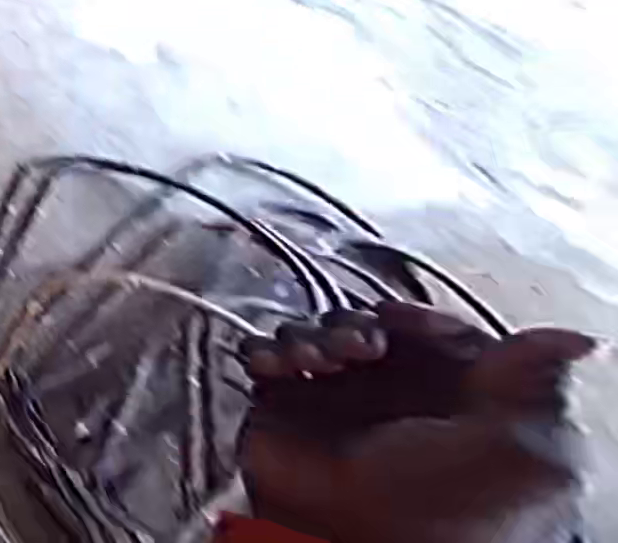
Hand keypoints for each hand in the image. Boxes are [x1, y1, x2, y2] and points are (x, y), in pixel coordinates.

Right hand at [239, 302, 595, 542]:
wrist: (358, 537)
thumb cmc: (453, 502)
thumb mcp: (518, 454)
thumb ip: (532, 389)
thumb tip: (577, 336)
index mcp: (457, 401)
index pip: (439, 336)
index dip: (419, 319)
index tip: (397, 319)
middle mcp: (396, 392)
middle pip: (365, 326)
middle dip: (349, 325)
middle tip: (352, 348)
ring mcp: (333, 393)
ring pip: (310, 333)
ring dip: (304, 336)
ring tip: (308, 362)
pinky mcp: (281, 396)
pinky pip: (263, 353)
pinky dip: (264, 351)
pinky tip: (273, 367)